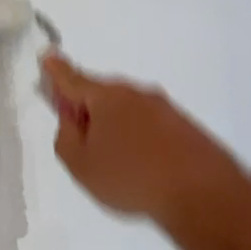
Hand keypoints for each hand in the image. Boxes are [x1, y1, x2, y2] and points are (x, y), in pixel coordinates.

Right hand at [42, 53, 241, 221]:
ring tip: (112, 162)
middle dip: (86, 108)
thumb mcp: (80, 164)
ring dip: (113, 125)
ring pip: (126, 110)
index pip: (73, 79)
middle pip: (101, 95)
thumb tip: (70, 119)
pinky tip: (139, 165)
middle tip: (79, 139)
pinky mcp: (183, 126)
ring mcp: (164, 108)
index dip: (56, 71)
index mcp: (106, 98)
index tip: (48, 57)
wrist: (202, 192)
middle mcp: (136, 93)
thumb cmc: (130, 177)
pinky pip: (148, 125)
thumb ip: (65, 137)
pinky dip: (136, 137)